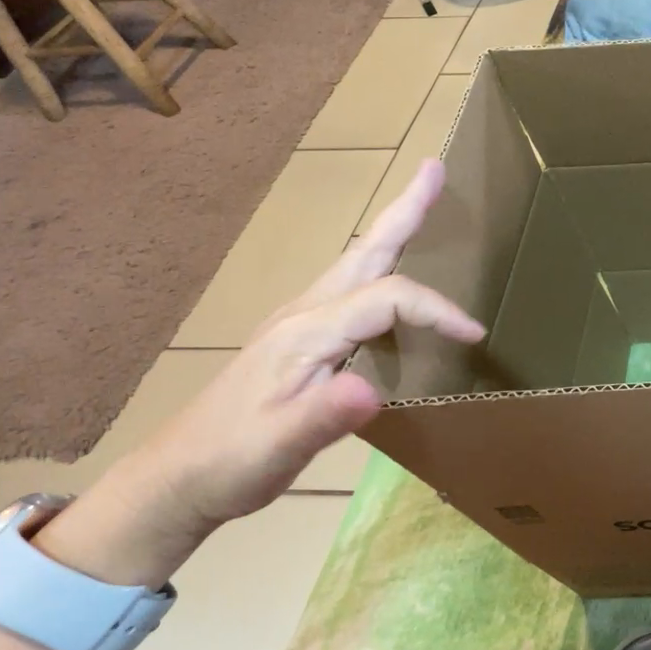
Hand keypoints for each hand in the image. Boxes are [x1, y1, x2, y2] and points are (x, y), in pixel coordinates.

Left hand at [35, 160, 483, 586]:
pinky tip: (392, 272)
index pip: (389, 299)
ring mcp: (299, 320)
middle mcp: (305, 312)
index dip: (438, 310)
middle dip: (405, 209)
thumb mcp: (278, 448)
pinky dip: (382, 261)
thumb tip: (372, 390)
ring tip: (423, 201)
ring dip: (394, 229)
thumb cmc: (231, 462)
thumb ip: (324, 417)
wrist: (175, 479)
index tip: (475, 336)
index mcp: (307, 332)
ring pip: (359, 261)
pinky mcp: (300, 336)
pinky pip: (354, 285)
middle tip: (435, 170)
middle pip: (367, 249)